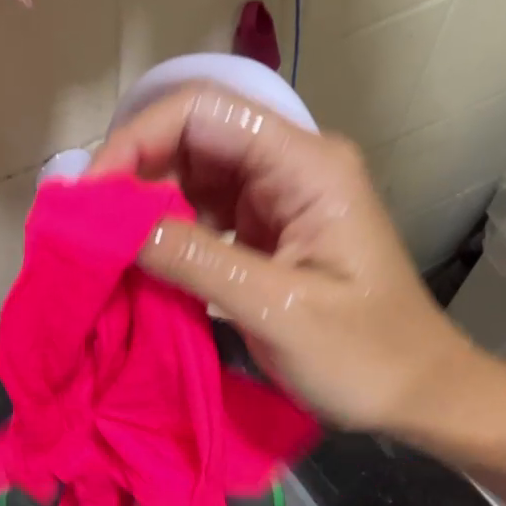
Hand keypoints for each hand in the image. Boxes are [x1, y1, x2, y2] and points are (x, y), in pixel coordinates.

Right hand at [90, 85, 482, 436]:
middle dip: (133, 170)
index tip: (91, 195)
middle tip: (86, 223)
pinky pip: (201, 212)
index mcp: (306, 165)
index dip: (137, 139)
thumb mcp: (277, 308)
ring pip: (191, 173)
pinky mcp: (265, 230)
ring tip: (102, 241)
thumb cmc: (365, 355)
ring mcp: (278, 197)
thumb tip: (112, 226)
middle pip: (193, 135)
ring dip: (143, 200)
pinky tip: (137, 256)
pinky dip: (163, 229)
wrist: (419, 393)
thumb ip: (194, 260)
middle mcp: (291, 165)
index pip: (204, 112)